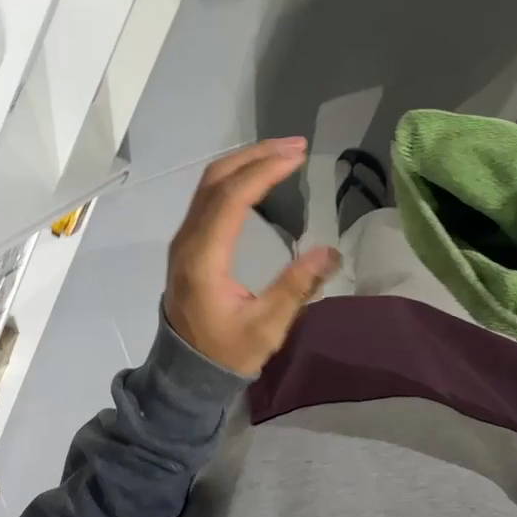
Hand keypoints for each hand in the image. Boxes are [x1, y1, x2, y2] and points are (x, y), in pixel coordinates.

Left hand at [165, 139, 341, 375]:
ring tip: (284, 153)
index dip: (263, 172)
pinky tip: (259, 175)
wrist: (186, 371)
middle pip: (216, 180)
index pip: (230, 199)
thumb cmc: (226, 352)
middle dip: (256, 155)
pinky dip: (235, 177)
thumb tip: (331, 252)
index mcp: (203, 258)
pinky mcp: (189, 241)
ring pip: (209, 184)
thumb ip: (295, 287)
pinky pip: (208, 196)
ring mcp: (184, 238)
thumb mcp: (266, 327)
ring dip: (245, 162)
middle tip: (297, 146)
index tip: (297, 156)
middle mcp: (188, 239)